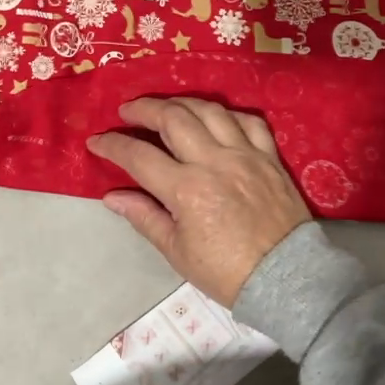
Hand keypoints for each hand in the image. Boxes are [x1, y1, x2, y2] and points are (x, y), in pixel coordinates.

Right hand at [86, 97, 312, 306]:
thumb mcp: (176, 251)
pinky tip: (213, 119)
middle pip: (173, 118)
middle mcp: (214, 162)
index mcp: (186, 189)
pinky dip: (226, 114)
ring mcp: (245, 156)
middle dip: (143, 109)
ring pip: (208, 111)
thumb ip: (144, 217)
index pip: (138, 155)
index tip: (96, 141)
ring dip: (180, 103)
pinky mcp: (270, 158)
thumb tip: (112, 196)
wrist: (287, 281)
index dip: (112, 145)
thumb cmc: (226, 272)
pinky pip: (248, 121)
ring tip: (165, 108)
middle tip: (127, 111)